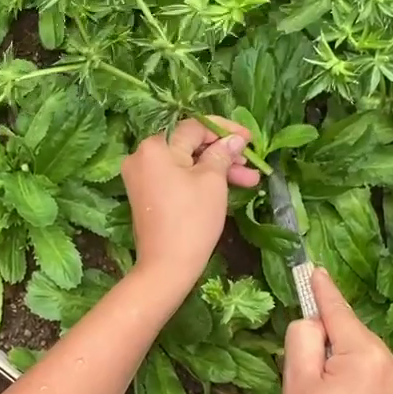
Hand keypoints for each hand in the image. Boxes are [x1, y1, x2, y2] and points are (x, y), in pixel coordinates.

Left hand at [120, 119, 259, 290]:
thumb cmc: (192, 220)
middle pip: (189, 145)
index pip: (194, 127)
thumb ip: (222, 154)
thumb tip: (234, 139)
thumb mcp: (213, 181)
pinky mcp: (146, 194)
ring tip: (249, 180)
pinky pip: (176, 177)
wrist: (167, 266)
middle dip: (223, 153)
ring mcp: (142, 176)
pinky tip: (227, 186)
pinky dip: (199, 180)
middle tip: (250, 163)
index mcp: (155, 146)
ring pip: (185, 163)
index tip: (249, 139)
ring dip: (216, 169)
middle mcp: (142, 156)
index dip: (225, 130)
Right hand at [282, 269, 392, 393]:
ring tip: (318, 393)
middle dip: (326, 339)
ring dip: (337, 357)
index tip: (312, 267)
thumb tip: (313, 321)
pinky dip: (348, 370)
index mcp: (368, 356)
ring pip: (358, 349)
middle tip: (302, 372)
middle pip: (349, 330)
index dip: (322, 290)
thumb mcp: (297, 381)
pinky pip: (368, 366)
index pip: (339, 312)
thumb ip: (303, 337)